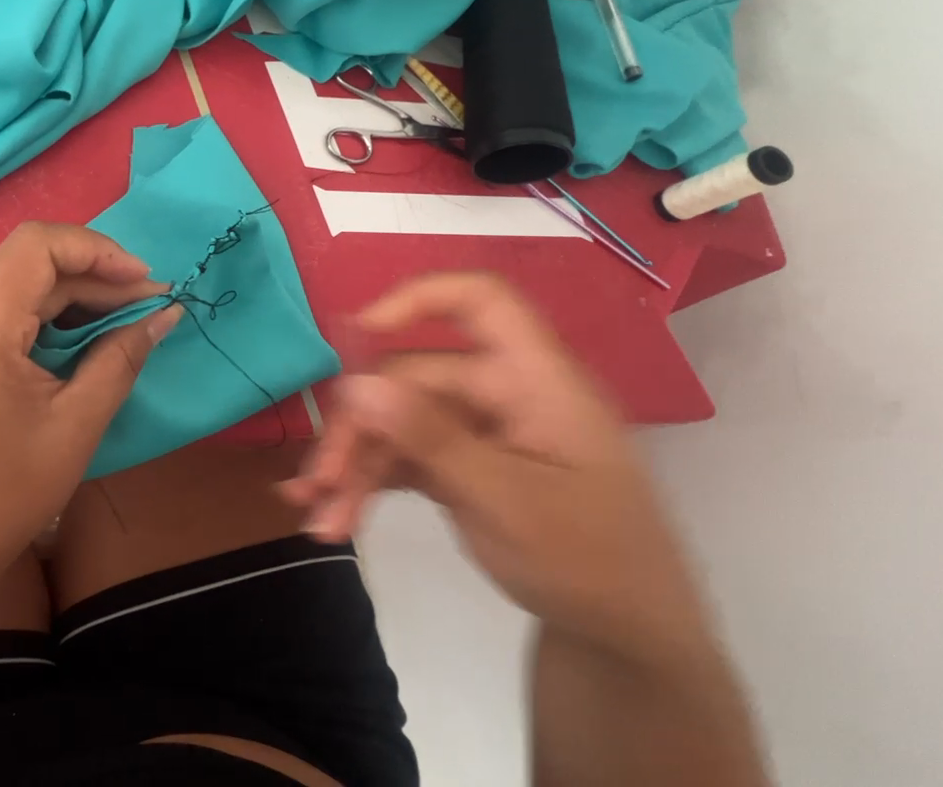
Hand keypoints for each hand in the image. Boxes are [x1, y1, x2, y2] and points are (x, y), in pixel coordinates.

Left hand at [0, 222, 180, 588]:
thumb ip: (121, 358)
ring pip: (14, 288)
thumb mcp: (77, 425)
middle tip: (148, 307)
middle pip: (28, 268)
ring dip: (70, 300)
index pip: (35, 247)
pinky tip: (75, 342)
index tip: (143, 281)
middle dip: (93, 280)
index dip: (96, 249)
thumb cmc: (6, 494)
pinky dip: (40, 319)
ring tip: (120, 325)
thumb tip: (163, 314)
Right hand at [281, 272, 712, 665]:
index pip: (481, 302)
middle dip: (358, 430)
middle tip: (318, 482)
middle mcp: (503, 394)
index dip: (417, 300)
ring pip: (397, 423)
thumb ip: (430, 438)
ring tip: (319, 517)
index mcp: (534, 381)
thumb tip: (355, 383)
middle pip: (410, 380)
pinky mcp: (462, 466)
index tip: (354, 334)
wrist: (624, 641)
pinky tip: (336, 515)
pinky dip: (369, 482)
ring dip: (355, 466)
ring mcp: (480, 431)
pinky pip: (403, 457)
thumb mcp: (506, 501)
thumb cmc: (588, 561)